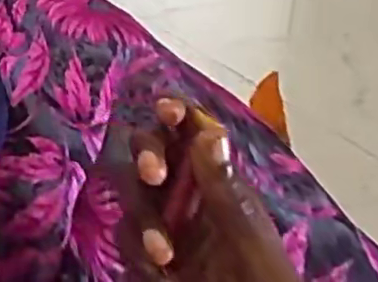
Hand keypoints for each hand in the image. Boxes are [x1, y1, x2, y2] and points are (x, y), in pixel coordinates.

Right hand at [103, 99, 300, 281]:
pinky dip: (135, 247)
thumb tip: (212, 132)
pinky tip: (155, 271)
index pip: (193, 130)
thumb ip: (227, 193)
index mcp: (220, 183)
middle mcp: (190, 195)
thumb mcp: (252, 249)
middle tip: (152, 175)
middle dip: (146, 153)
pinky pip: (125, 233)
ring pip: (133, 191)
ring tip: (162, 256)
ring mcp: (167, 225)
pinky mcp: (148, 256)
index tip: (167, 112)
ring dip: (142, 215)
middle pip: (151, 148)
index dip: (176, 112)